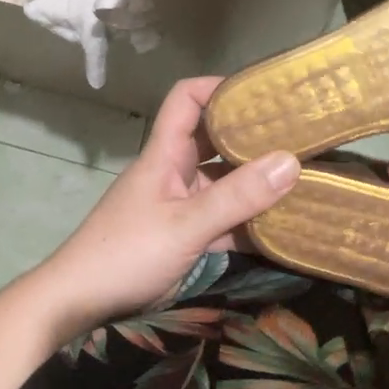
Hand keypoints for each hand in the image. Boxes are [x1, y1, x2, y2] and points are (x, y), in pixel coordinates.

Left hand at [28, 77, 300, 333]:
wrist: (80, 300)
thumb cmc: (127, 252)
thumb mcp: (185, 225)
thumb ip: (236, 197)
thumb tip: (291, 160)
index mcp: (164, 154)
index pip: (187, 100)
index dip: (221, 89)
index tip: (266, 94)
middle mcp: (173, 172)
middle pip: (214, 141)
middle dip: (254, 138)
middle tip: (304, 139)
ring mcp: (178, 206)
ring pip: (223, 184)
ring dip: (257, 184)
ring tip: (308, 179)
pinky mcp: (183, 237)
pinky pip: (222, 221)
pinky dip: (249, 222)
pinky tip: (286, 226)